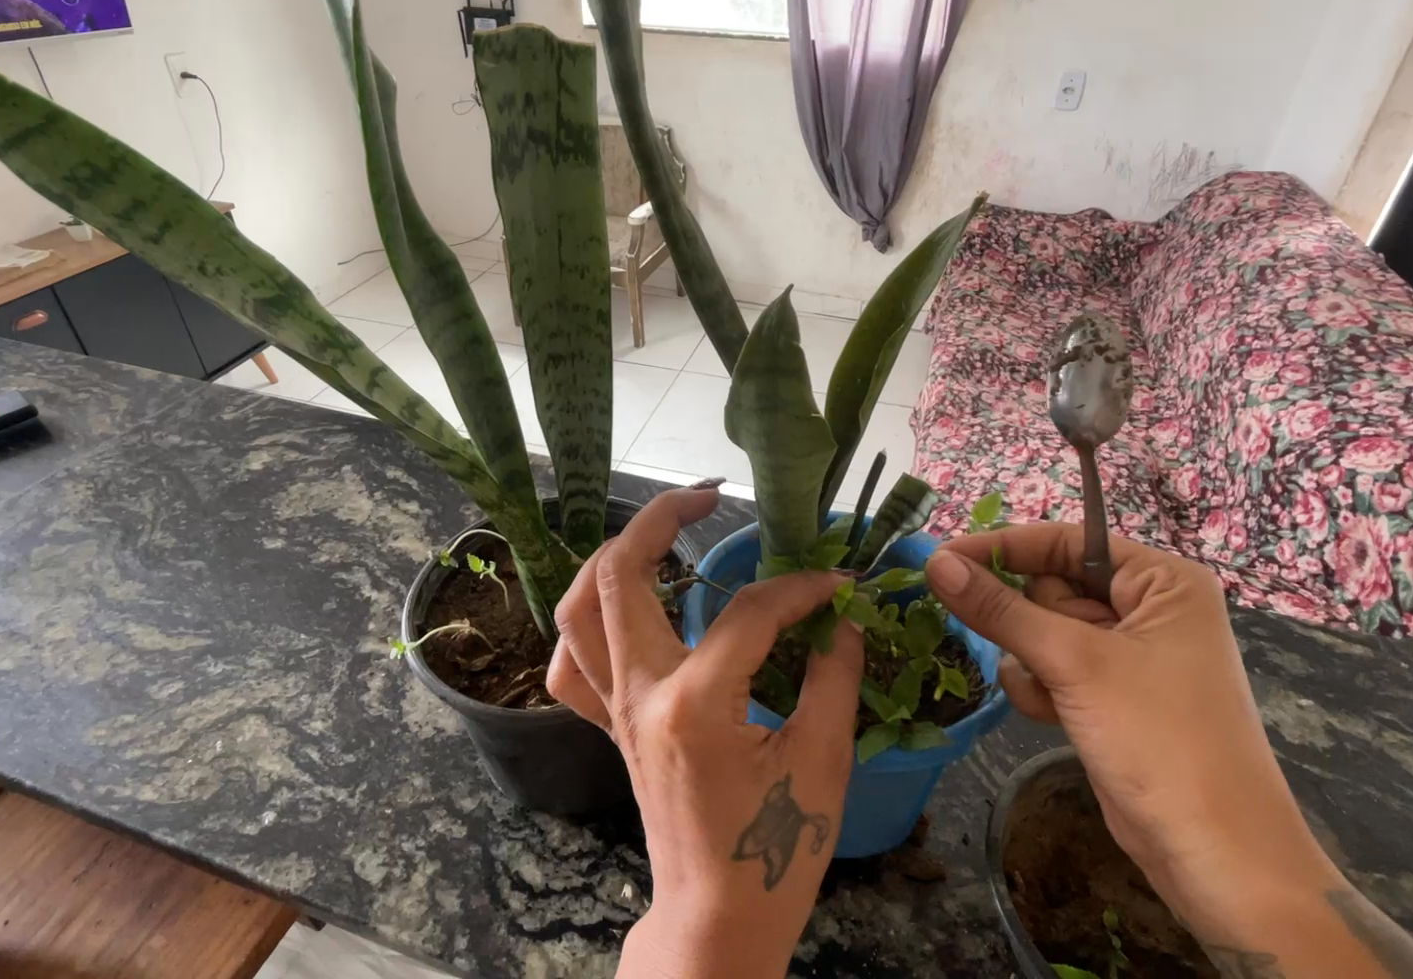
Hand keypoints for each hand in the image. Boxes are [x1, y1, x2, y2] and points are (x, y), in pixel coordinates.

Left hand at [547, 487, 862, 978]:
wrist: (717, 916)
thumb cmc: (775, 850)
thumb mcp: (823, 760)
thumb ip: (833, 676)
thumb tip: (840, 616)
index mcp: (695, 703)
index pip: (748, 612)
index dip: (799, 587)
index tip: (835, 582)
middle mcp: (639, 693)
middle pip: (622, 575)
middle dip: (661, 519)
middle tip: (706, 496)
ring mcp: (614, 709)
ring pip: (578, 609)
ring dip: (612, 558)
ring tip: (659, 533)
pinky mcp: (608, 725)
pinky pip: (572, 663)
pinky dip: (589, 624)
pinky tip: (625, 613)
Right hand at [926, 528, 1412, 978]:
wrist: (1214, 855)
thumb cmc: (1159, 740)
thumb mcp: (1073, 664)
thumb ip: (999, 609)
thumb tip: (934, 564)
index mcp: (1161, 581)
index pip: (1064, 541)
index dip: (1002, 549)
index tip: (940, 561)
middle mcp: (1147, 608)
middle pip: (1050, 587)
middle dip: (1030, 623)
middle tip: (1035, 656)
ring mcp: (1129, 654)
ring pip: (1043, 630)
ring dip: (1033, 661)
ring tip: (1053, 696)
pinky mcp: (1110, 694)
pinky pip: (1053, 666)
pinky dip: (1042, 687)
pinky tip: (1054, 717)